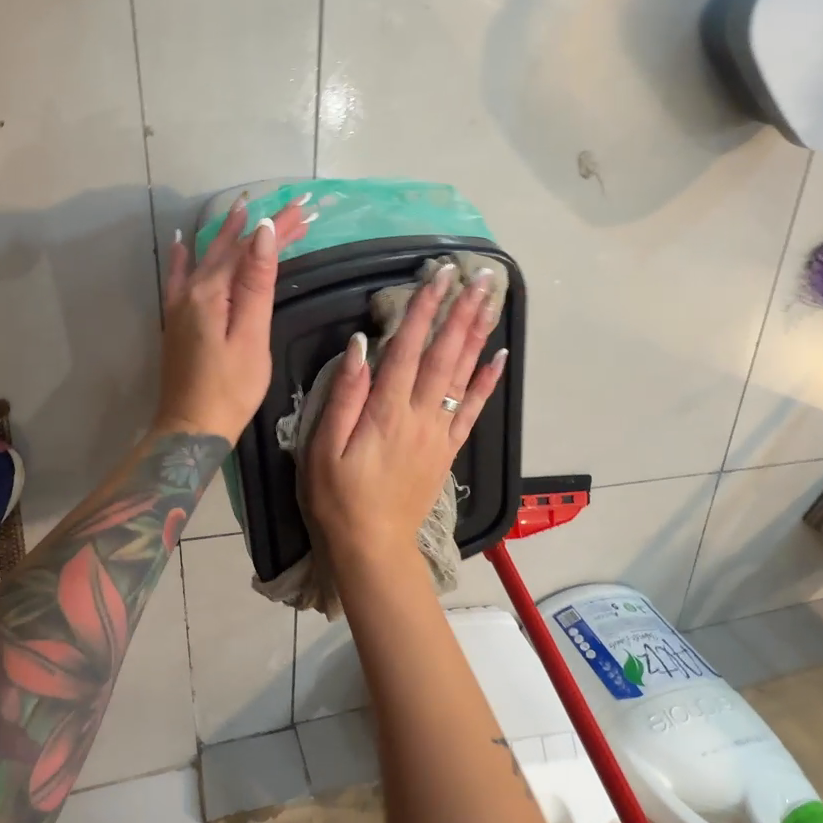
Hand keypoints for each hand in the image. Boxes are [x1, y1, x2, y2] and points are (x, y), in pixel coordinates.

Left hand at [154, 196, 314, 442]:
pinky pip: (179, 277)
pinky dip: (185, 257)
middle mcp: (192, 291)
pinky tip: (184, 243)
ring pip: (209, 258)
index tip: (305, 208)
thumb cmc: (231, 388)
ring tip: (245, 209)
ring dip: (231, 235)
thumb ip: (256, 283)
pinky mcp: (176, 320)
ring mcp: (180, 305)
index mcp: (212, 293)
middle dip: (262, 228)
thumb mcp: (251, 336)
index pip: (250, 249)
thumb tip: (263, 233)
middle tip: (294, 208)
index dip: (278, 228)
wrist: (190, 428)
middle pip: (230, 249)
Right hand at [306, 263, 507, 566]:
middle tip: (480, 274)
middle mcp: (421, 414)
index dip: (423, 308)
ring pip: (462, 373)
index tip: (439, 275)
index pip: (407, 348)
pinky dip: (487, 380)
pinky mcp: (448, 449)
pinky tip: (498, 355)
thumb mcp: (323, 447)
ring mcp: (439, 432)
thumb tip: (359, 344)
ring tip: (491, 299)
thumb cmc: (336, 497)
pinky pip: (473, 409)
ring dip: (477, 333)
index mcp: (387, 411)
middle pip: (444, 353)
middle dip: (461, 310)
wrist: (372, 548)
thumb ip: (344, 395)